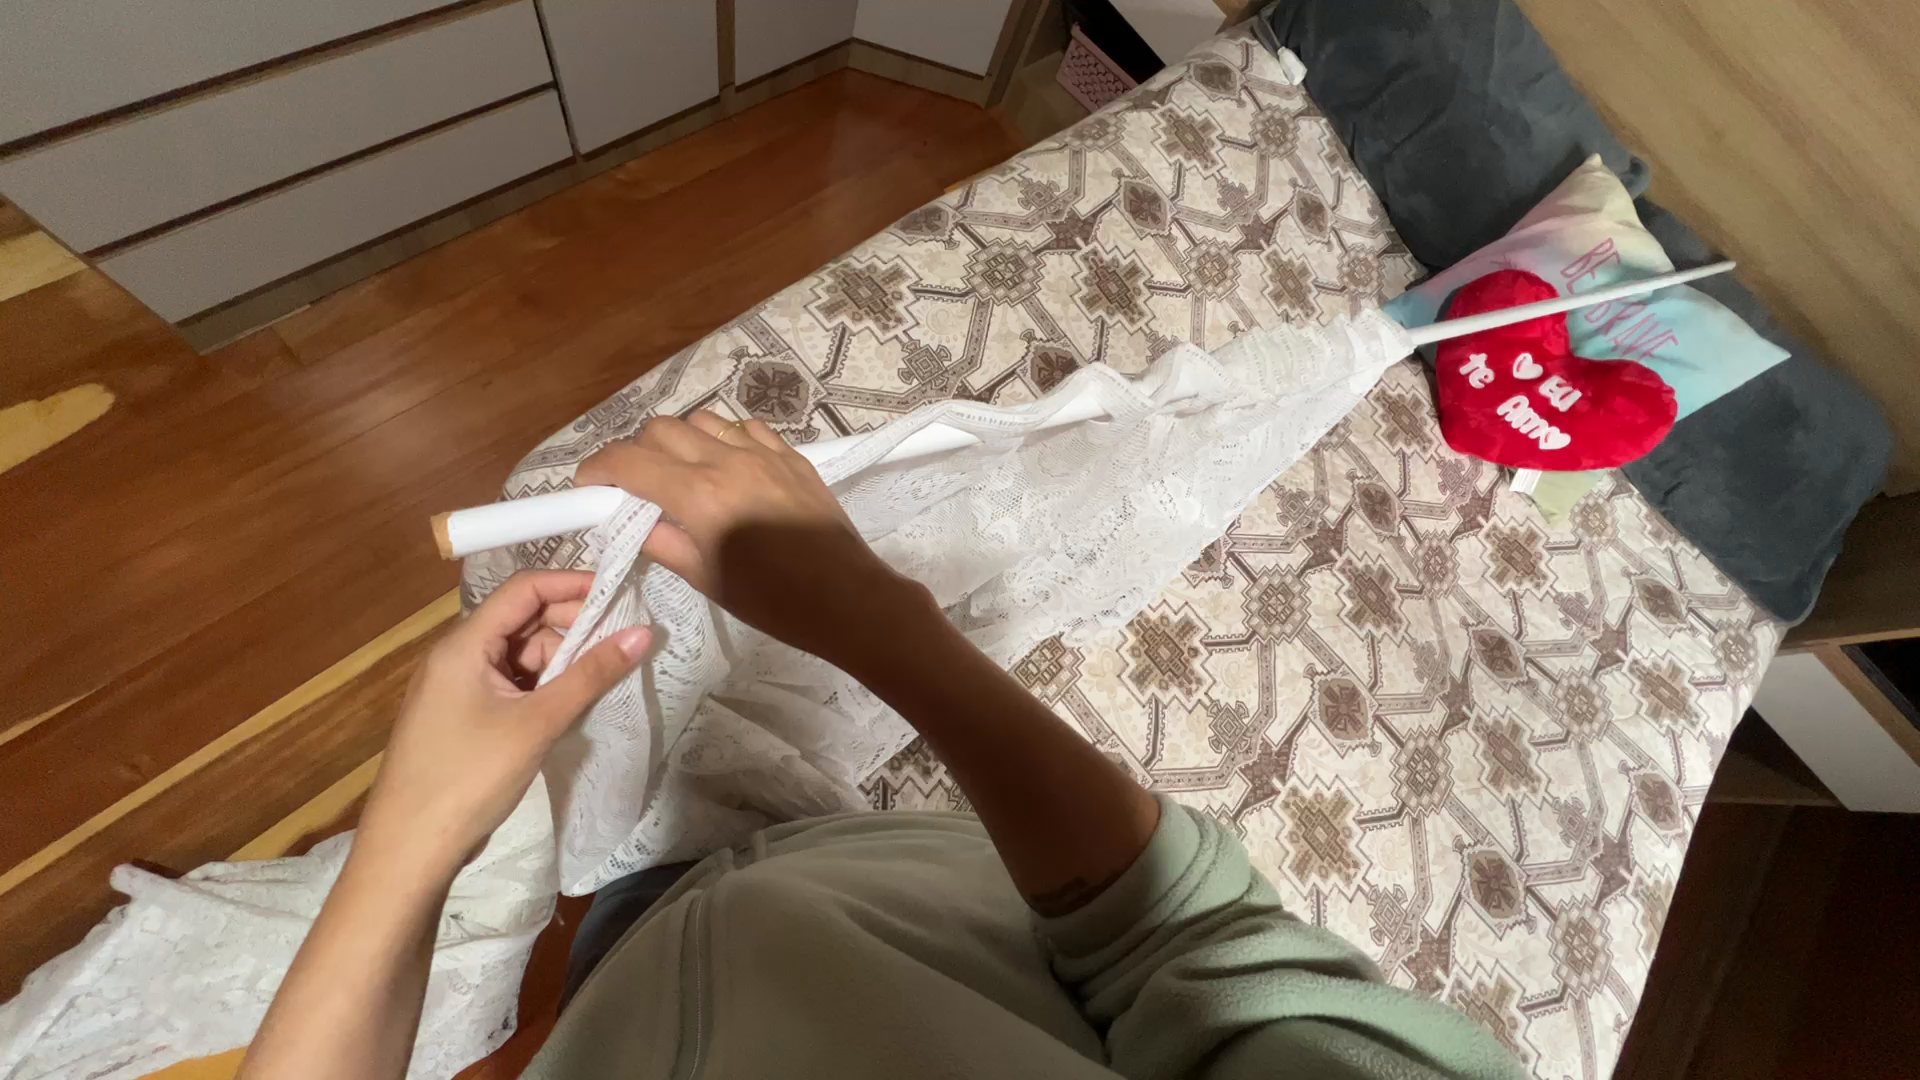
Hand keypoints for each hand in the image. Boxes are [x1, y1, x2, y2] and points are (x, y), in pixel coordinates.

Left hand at [355, 570, 649, 876]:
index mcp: (463, 646)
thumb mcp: (539, 721)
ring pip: (523, 653)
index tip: (621, 593)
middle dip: (574, 624)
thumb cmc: (469, 777)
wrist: (408, 854)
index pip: (524, 589)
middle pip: (525, 619)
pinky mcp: (467, 716)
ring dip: (564, 658)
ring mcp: (460, 688)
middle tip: (622, 640)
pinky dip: (548, 684)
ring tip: (606, 674)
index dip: (573, 583)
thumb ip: (593, 673)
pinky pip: (516, 681)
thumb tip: (644, 632)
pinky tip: (575, 699)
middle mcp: (458, 657)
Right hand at [576, 410, 933, 668]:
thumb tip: (632, 522)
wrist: (847, 598)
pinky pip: (749, 429)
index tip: (590, 487)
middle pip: (662, 429)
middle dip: (638, 451)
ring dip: (682, 440)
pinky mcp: (794, 458)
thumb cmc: (774, 601)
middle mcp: (729, 461)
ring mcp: (766, 454)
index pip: (630, 461)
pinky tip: (730, 465)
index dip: (598, 469)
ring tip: (683, 473)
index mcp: (700, 495)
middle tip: (637, 485)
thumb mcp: (706, 579)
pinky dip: (727, 438)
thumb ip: (662, 542)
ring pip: (705, 421)